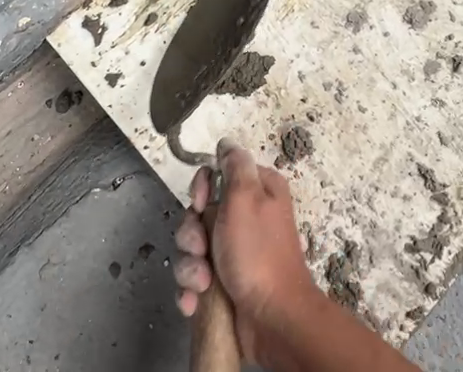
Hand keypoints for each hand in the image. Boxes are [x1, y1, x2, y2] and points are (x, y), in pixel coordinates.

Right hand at [173, 140, 319, 362]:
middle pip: (198, 213)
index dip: (201, 189)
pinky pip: (195, 278)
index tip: (199, 204)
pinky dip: (192, 289)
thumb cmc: (258, 253)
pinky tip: (196, 300)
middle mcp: (246, 217)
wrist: (272, 318)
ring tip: (202, 282)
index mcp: (258, 191)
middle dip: (191, 234)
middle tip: (202, 248)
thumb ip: (234, 166)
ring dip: (190, 266)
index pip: (216, 174)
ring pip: (193, 247)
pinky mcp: (224, 281)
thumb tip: (227, 143)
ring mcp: (234, 251)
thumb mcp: (246, 198)